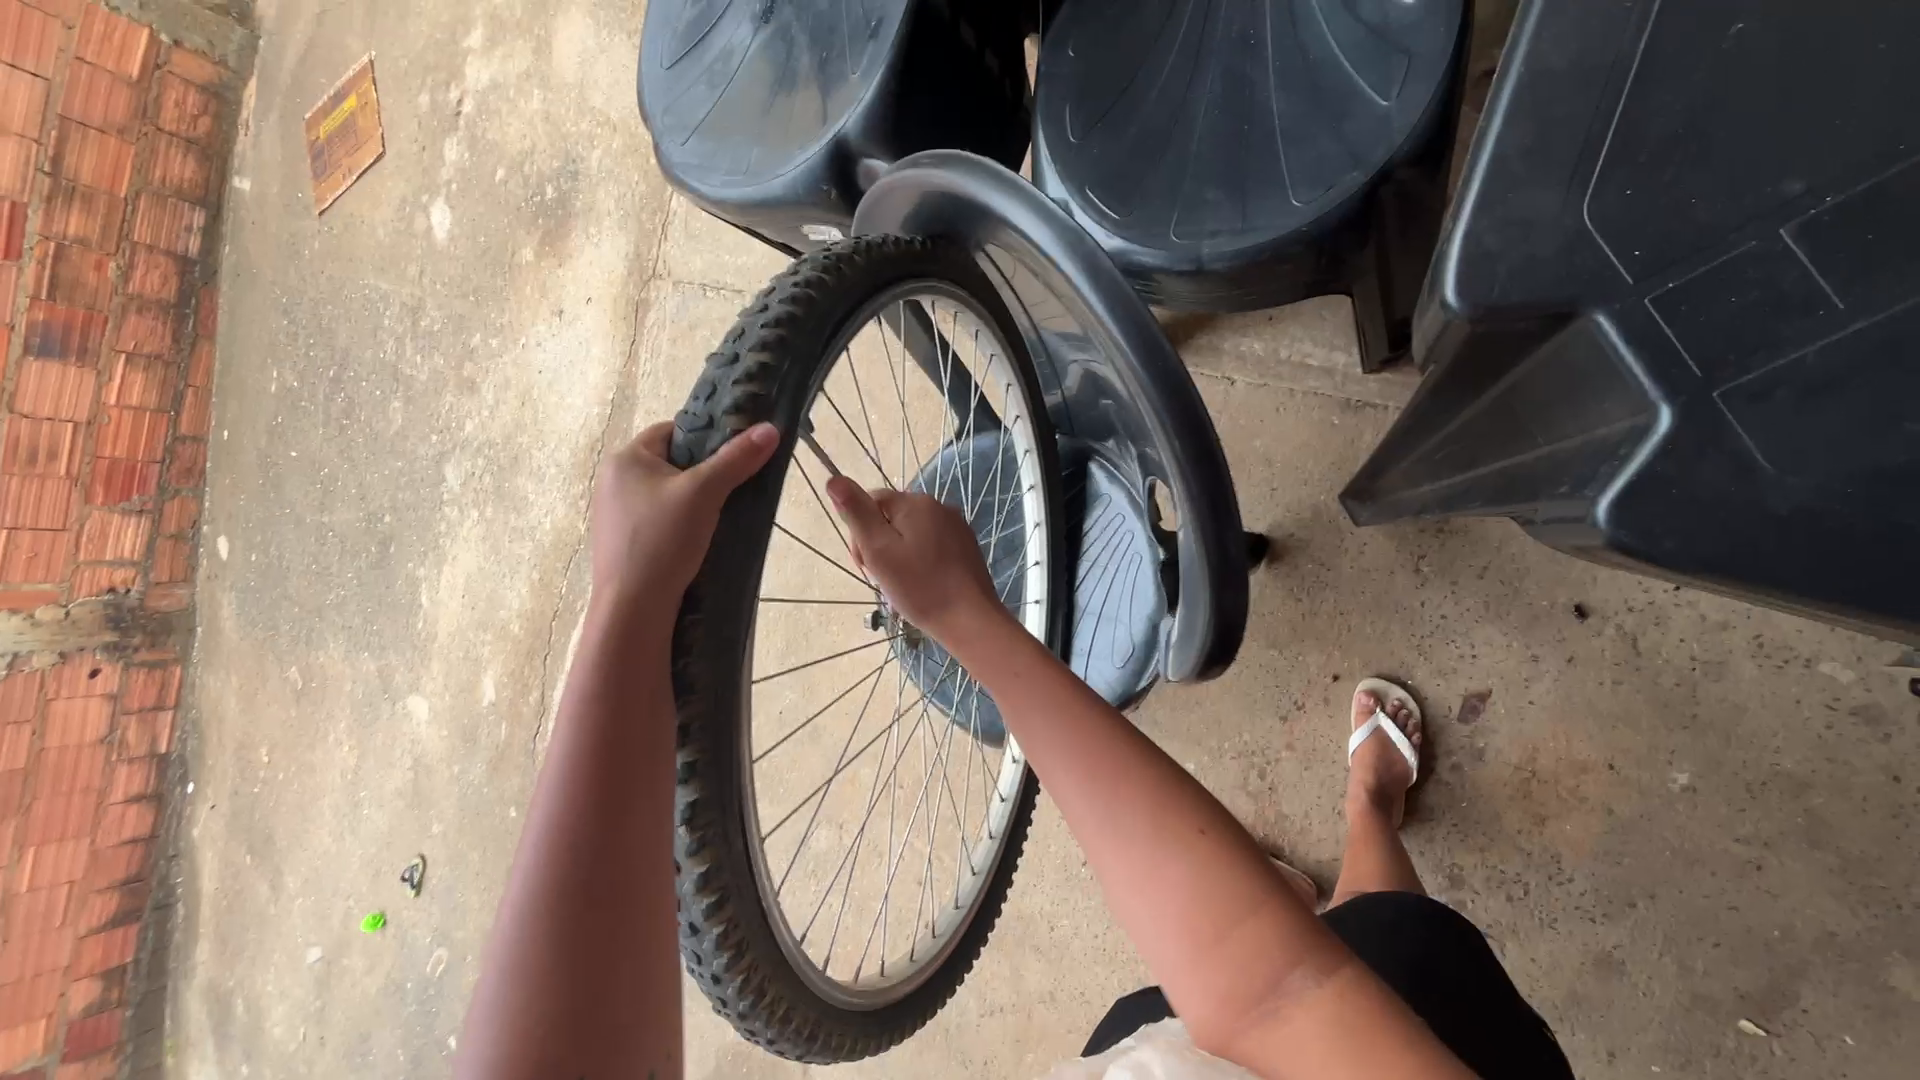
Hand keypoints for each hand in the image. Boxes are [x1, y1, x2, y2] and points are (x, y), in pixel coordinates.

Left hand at [589, 420, 778, 605]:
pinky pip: (657, 518)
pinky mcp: (621, 541)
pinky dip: (679, 523)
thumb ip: (737, 459)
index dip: (707, 439)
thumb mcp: (705, 494)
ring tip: (720, 515)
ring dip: (693, 500)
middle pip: (671, 462)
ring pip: (665, 493)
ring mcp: (614, 513)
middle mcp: (612, 480)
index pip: (672, 430)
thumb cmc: (663, 540)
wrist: (633, 606)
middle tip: (732, 488)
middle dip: (702, 473)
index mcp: (625, 458)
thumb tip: (771, 428)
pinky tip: (697, 539)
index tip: (734, 457)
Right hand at [825, 478, 1006, 643]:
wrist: (970, 620)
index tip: (866, 564)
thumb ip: (856, 512)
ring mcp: (956, 526)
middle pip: (892, 517)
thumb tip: (835, 479)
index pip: (872, 502)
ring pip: (912, 533)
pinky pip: (931, 545)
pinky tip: (923, 584)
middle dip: (881, 544)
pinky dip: (920, 561)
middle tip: (885, 578)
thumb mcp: (878, 550)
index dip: (861, 533)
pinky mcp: (966, 547)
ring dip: (899, 554)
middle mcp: (939, 506)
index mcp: (916, 503)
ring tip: (904, 584)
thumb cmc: (919, 587)